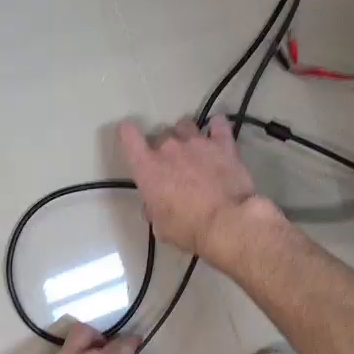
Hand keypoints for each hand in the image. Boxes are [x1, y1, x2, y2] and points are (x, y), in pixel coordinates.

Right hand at [116, 117, 260, 255]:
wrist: (226, 222)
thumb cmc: (187, 228)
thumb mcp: (161, 226)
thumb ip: (154, 210)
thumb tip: (154, 206)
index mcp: (147, 167)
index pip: (128, 137)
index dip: (127, 133)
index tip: (129, 135)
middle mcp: (169, 148)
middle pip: (161, 135)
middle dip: (163, 147)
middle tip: (172, 165)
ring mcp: (197, 142)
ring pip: (185, 125)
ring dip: (185, 134)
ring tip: (193, 148)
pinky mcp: (223, 144)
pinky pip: (219, 125)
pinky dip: (216, 126)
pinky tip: (217, 130)